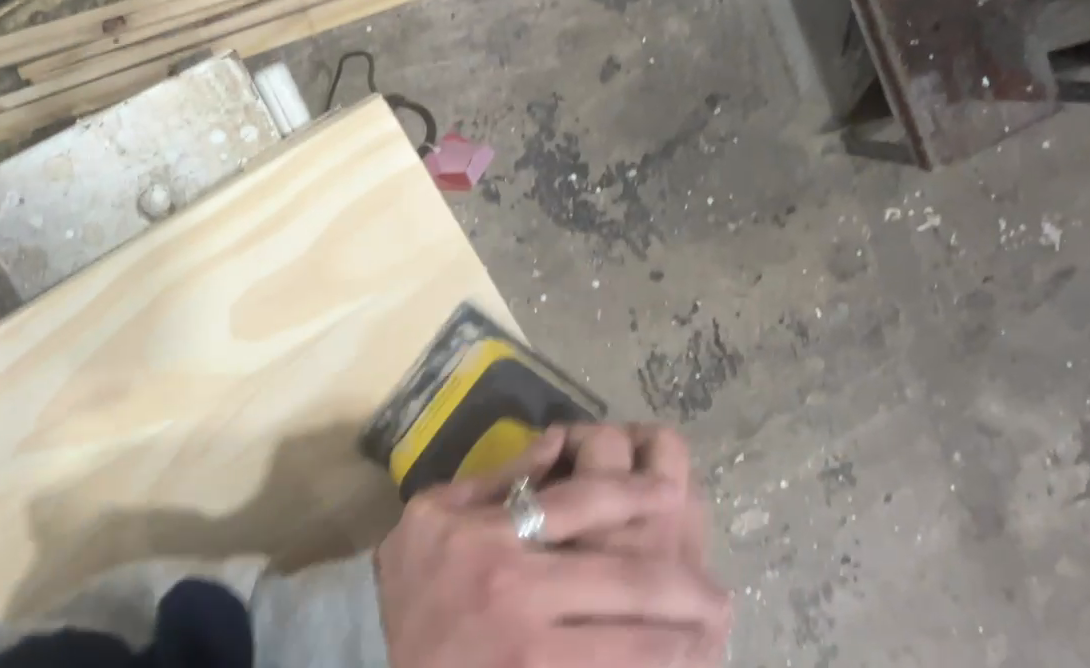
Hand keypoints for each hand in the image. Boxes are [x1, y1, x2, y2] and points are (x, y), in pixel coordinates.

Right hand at [374, 429, 729, 667]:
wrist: (370, 644)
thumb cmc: (413, 574)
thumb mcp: (436, 507)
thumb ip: (497, 475)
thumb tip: (557, 441)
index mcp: (494, 533)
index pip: (580, 503)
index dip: (635, 491)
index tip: (671, 489)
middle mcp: (518, 587)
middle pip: (626, 579)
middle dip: (685, 587)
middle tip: (719, 593)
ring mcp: (532, 648)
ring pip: (633, 645)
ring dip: (685, 643)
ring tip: (713, 637)